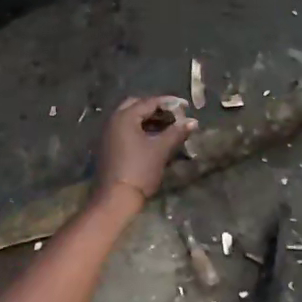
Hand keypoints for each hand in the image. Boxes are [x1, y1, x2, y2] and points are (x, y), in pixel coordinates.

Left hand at [94, 95, 197, 209]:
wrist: (116, 199)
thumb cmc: (140, 170)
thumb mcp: (161, 149)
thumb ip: (177, 132)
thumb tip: (193, 121)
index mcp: (124, 117)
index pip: (149, 102)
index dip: (169, 103)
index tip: (186, 106)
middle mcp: (113, 120)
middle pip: (136, 106)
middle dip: (156, 109)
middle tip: (174, 115)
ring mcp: (108, 134)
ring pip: (130, 118)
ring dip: (149, 119)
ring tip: (168, 127)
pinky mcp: (109, 146)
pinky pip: (126, 129)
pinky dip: (140, 129)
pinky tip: (155, 138)